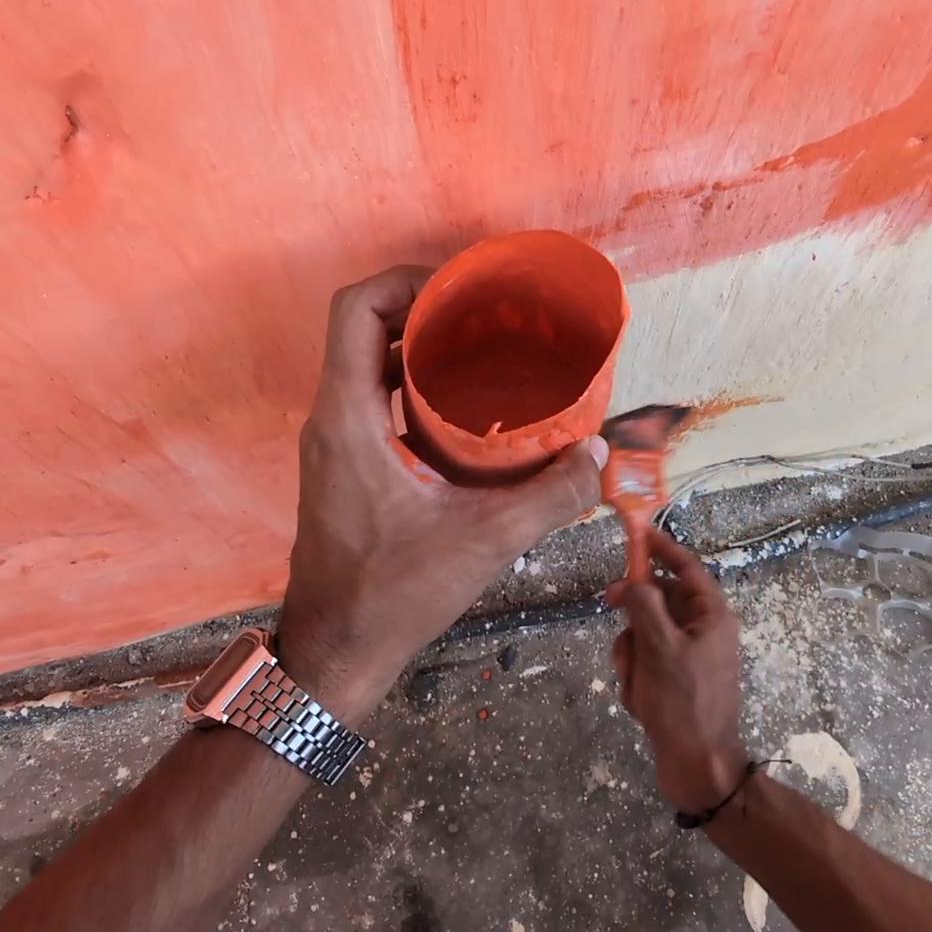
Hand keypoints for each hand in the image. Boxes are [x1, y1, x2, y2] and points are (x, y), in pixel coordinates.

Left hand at [277, 265, 608, 721]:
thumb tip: (598, 455)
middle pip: (366, 328)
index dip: (407, 282)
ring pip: (369, 363)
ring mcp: (335, 442)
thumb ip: (550, 497)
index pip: (357, 310)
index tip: (465, 290)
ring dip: (420, 346)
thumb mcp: (485, 541)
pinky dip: (414, 384)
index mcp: (349, 419)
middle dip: (425, 308)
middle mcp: (332, 418)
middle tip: (489, 316)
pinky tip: (466, 408)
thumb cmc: (395, 594)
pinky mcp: (347, 464)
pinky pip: (375, 398)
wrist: (336, 650)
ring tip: (485, 350)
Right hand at [608, 528, 750, 814]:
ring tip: (635, 680)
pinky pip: (646, 662)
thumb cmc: (684, 703)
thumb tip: (632, 582)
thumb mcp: (660, 648)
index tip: (636, 533)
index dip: (661, 548)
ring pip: (646, 633)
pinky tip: (640, 701)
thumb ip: (643, 605)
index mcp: (712, 616)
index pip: (686, 567)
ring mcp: (689, 657)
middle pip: (659, 600)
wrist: (698, 768)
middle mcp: (704, 631)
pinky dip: (637, 676)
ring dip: (632, 652)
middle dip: (635, 613)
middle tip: (608, 604)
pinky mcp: (676, 681)